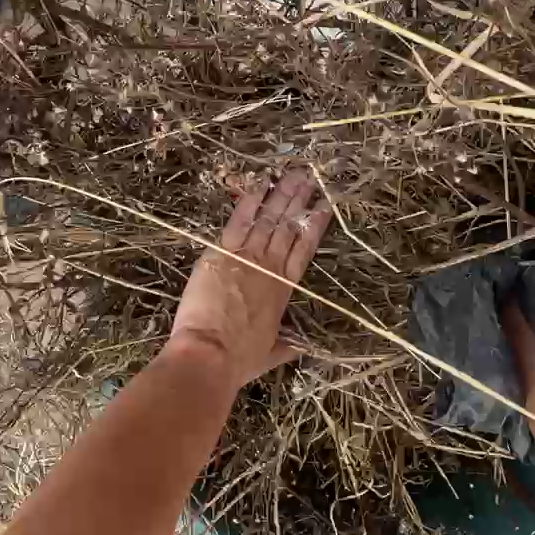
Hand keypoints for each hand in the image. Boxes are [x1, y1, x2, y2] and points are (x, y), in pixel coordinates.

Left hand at [167, 169, 331, 390]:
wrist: (210, 355)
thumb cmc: (239, 360)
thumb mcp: (271, 354)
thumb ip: (287, 345)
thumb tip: (302, 346)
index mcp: (284, 290)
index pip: (304, 251)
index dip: (314, 227)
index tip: (324, 208)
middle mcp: (270, 267)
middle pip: (288, 227)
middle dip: (299, 201)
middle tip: (308, 178)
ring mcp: (247, 256)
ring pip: (268, 219)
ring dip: (281, 195)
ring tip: (293, 174)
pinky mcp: (222, 253)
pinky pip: (239, 221)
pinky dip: (250, 201)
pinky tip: (260, 183)